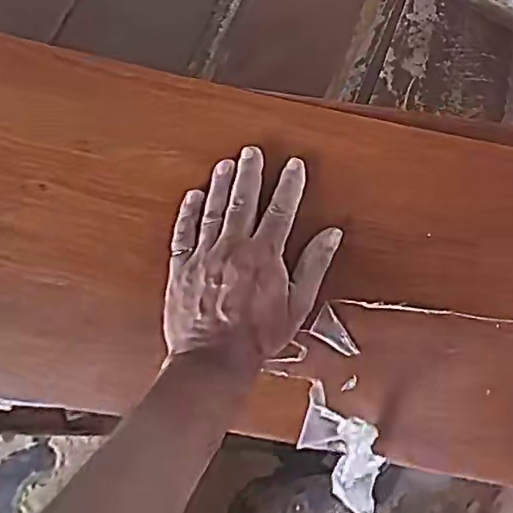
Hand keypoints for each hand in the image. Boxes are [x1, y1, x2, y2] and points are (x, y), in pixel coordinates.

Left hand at [165, 146, 342, 370]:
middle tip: (252, 152)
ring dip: (221, 185)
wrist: (213, 360)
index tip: (295, 165)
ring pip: (213, 211)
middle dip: (250, 174)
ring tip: (226, 164)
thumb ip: (314, 264)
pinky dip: (187, 213)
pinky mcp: (181, 268)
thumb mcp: (298, 303)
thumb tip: (331, 235)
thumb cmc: (259, 336)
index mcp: (264, 256)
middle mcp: (233, 248)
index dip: (289, 185)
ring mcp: (204, 256)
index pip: (280, 210)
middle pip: (243, 202)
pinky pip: (183, 233)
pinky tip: (193, 196)